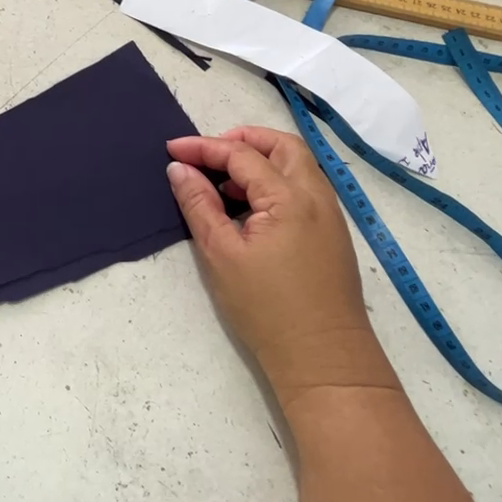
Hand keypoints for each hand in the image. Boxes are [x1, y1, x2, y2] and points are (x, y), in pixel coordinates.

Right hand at [166, 127, 395, 402]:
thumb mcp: (221, 253)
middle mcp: (317, 197)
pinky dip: (272, 181)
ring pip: (296, 166)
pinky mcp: (330, 235)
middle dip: (242, 140)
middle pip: (282, 146)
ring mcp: (329, 215)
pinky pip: (301, 188)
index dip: (203, 147)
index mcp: (290, 197)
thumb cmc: (266, 308)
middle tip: (206, 154)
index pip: (242, 154)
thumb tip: (179, 168)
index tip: (170, 149)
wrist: (324, 361)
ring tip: (221, 181)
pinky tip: (246, 206)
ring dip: (259, 160)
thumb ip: (198, 204)